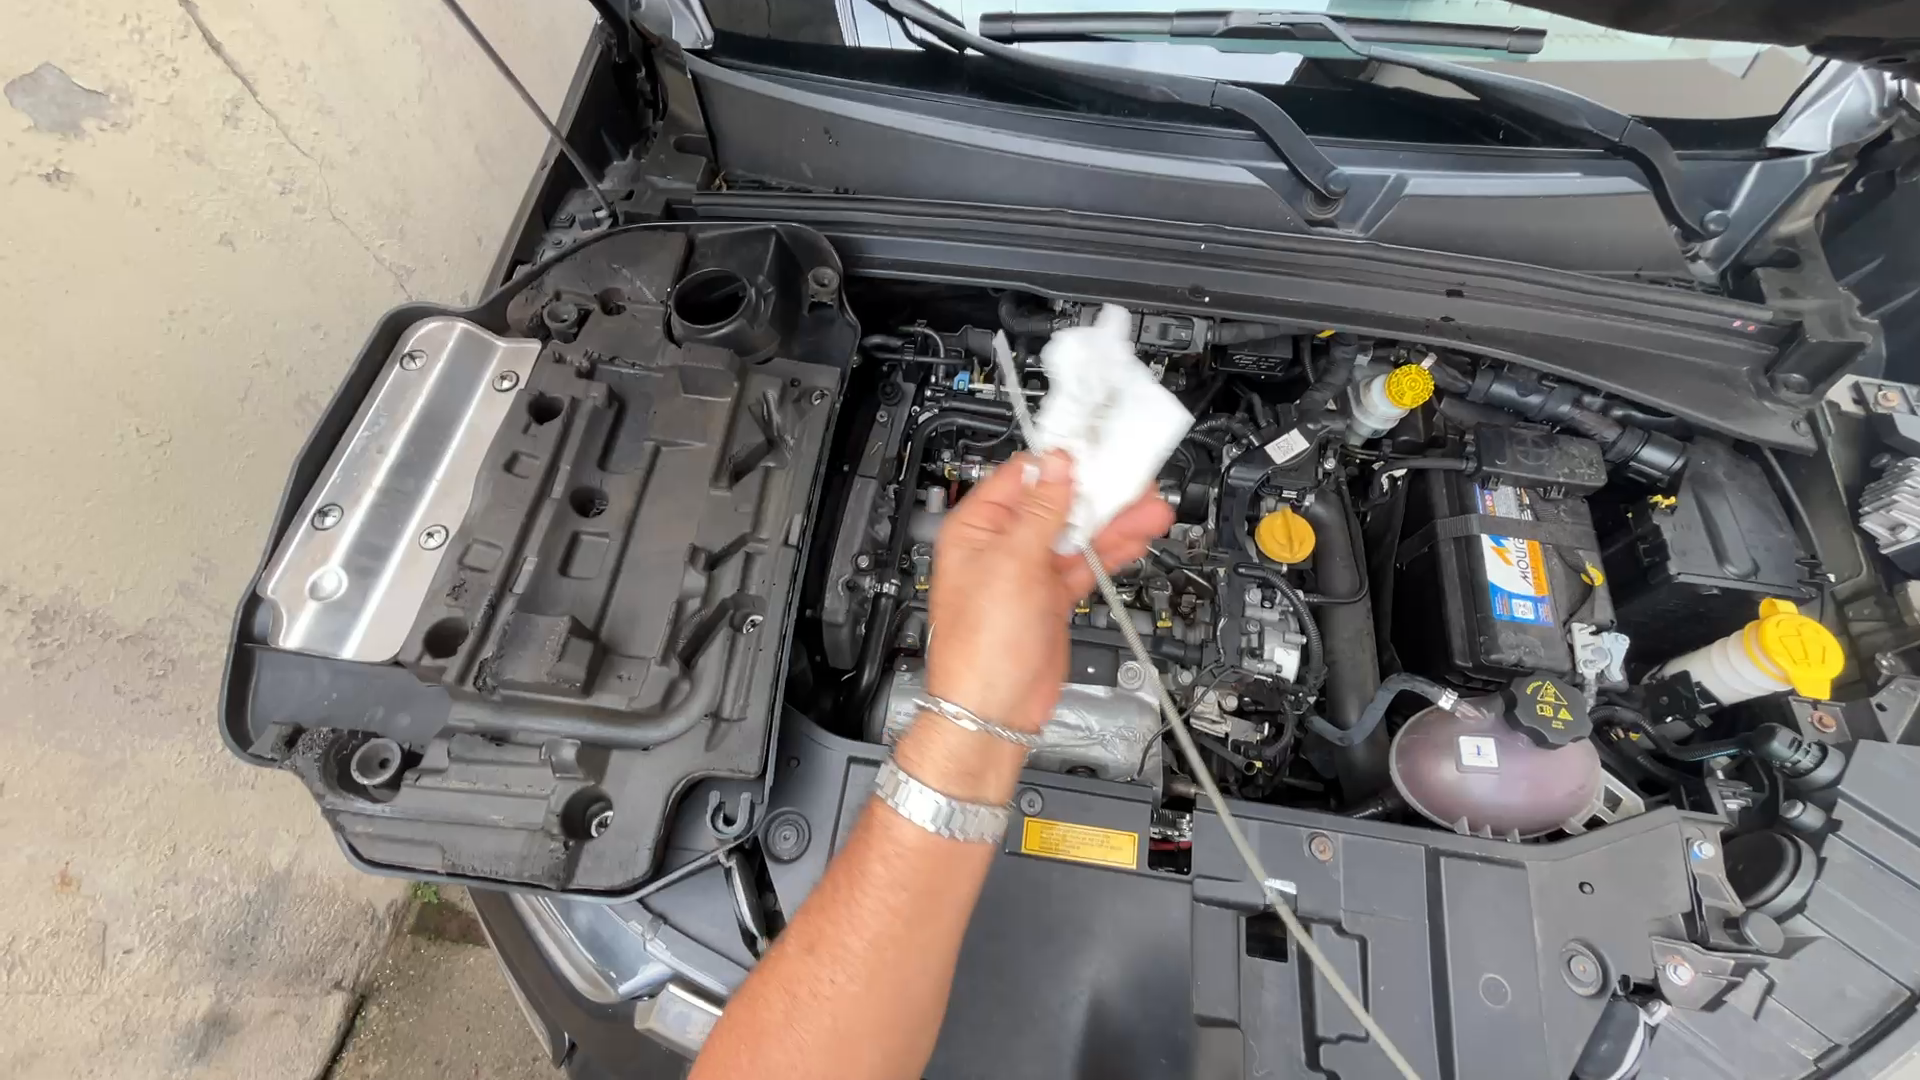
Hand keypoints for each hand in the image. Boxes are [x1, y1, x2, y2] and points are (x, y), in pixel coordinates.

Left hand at [922, 451, 1174, 733]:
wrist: (995, 708)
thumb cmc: (979, 645)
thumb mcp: (1011, 563)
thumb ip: (1040, 511)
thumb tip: (1056, 467)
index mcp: (977, 529)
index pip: (1021, 478)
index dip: (1059, 463)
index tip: (1095, 450)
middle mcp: (1002, 546)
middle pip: (1055, 503)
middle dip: (1095, 490)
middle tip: (1134, 477)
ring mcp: (1029, 571)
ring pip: (1076, 533)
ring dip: (1112, 519)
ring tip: (1149, 505)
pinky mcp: (1052, 595)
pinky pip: (1086, 563)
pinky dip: (1111, 549)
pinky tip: (1135, 534)